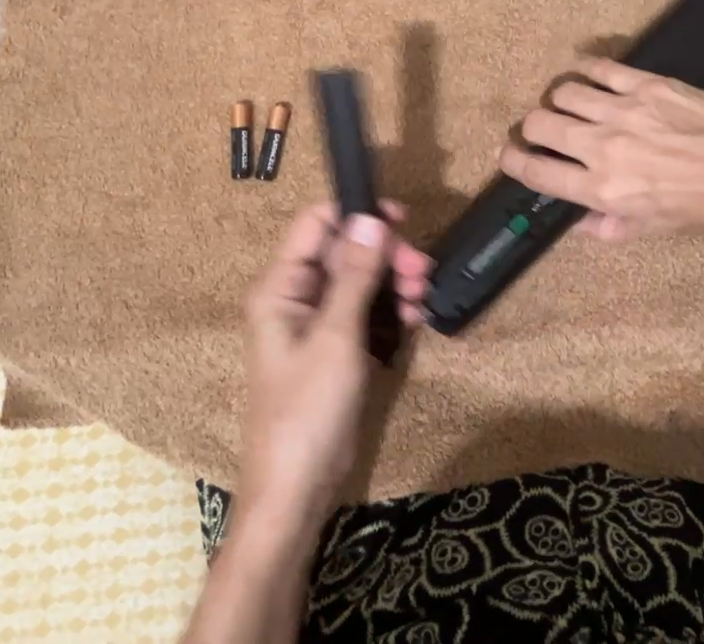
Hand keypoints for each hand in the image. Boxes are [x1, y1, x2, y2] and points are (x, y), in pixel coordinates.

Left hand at [239, 201, 429, 530]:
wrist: (297, 488)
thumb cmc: (306, 409)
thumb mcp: (335, 337)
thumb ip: (355, 276)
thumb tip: (371, 219)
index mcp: (281, 288)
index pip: (316, 225)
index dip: (356, 214)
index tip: (401, 218)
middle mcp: (297, 298)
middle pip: (346, 252)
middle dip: (386, 256)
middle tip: (420, 270)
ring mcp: (318, 325)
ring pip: (361, 282)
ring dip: (394, 283)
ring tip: (421, 299)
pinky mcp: (338, 349)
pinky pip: (367, 313)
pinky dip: (391, 311)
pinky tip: (414, 319)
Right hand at [499, 57, 703, 240]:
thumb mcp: (656, 230)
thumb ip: (611, 226)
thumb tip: (581, 223)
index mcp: (602, 190)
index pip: (537, 173)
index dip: (513, 162)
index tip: (508, 157)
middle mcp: (602, 147)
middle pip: (540, 125)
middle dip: (530, 128)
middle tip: (540, 131)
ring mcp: (623, 111)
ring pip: (564, 92)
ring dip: (558, 100)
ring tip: (568, 105)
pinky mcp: (646, 84)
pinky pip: (601, 69)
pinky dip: (588, 72)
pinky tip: (591, 78)